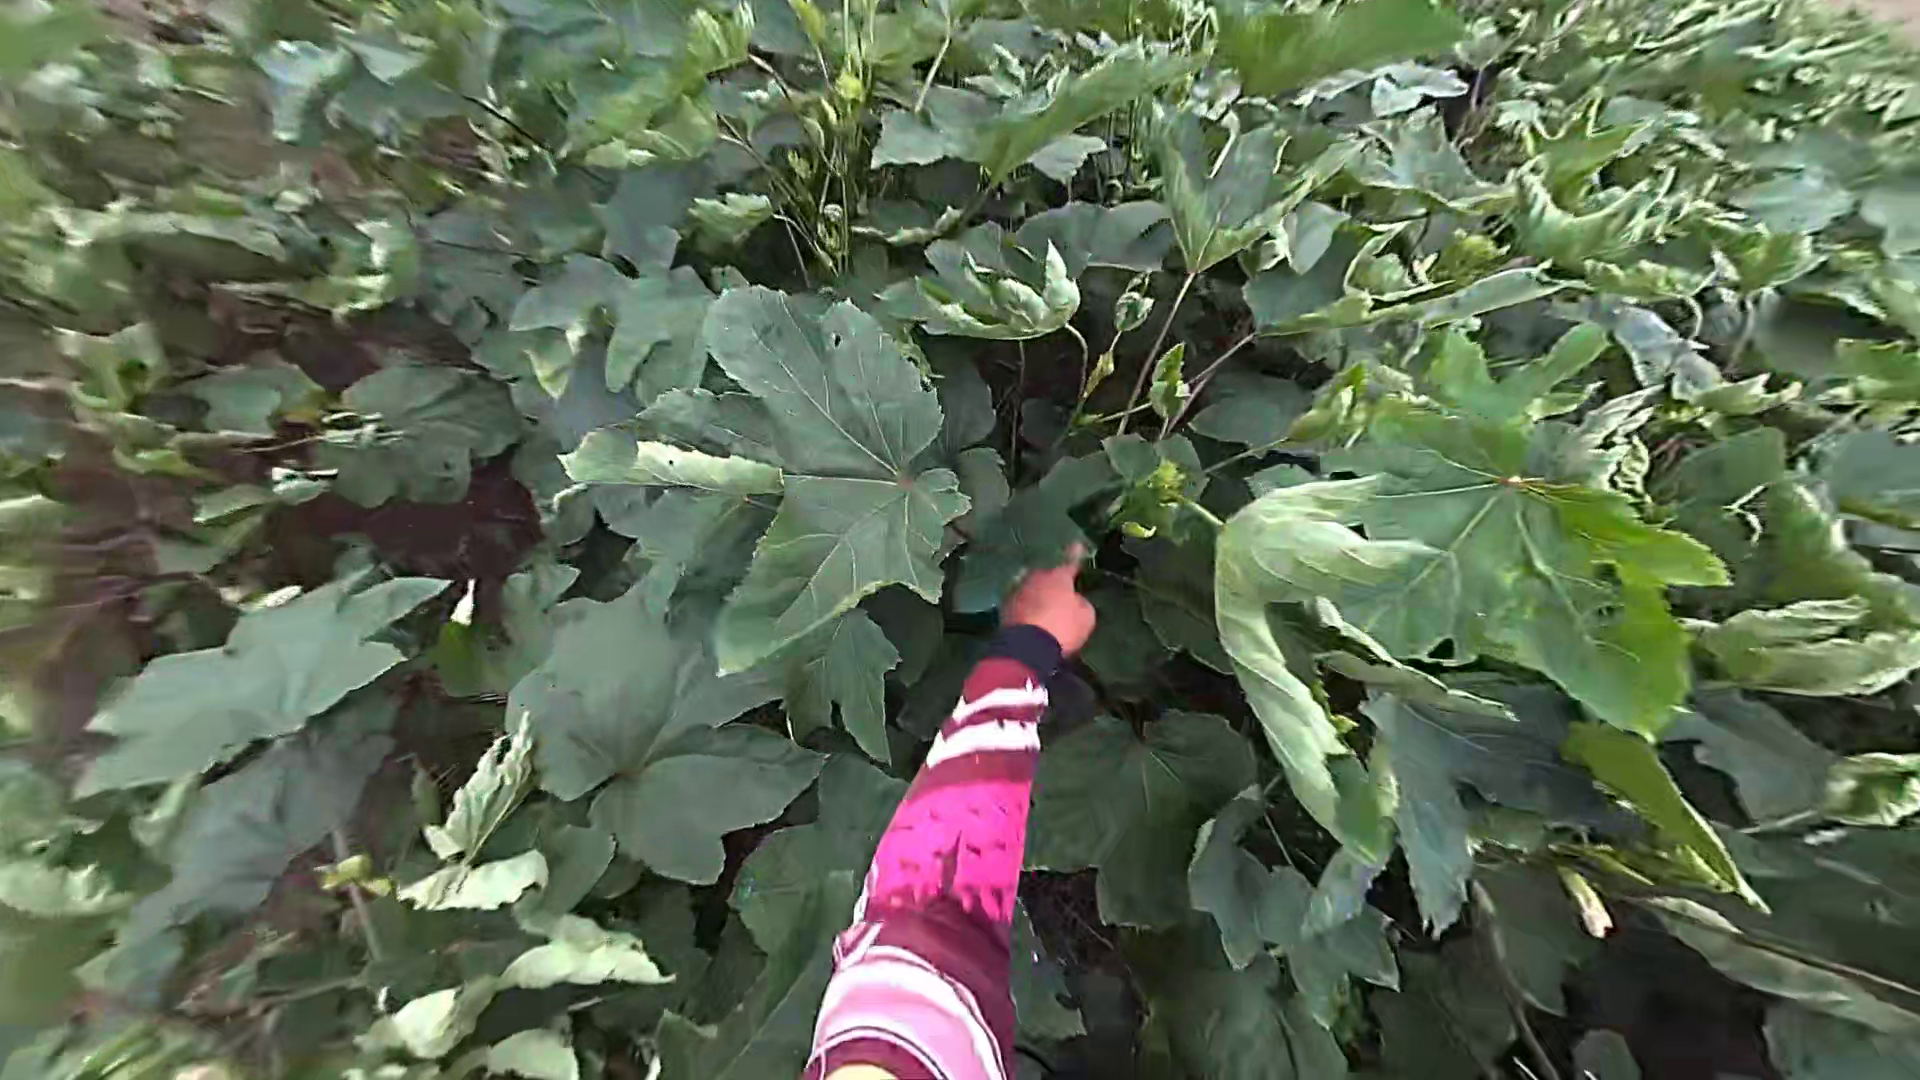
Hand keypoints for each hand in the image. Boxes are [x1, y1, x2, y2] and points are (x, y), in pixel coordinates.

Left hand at [1002, 544, 1096, 656]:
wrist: (1027, 646)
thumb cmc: (1062, 628)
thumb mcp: (1085, 617)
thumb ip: (1080, 603)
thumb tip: (1074, 600)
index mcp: (1058, 577)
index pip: (1069, 562)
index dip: (1074, 554)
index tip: (1077, 544)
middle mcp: (1035, 578)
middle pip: (1045, 574)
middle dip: (1051, 579)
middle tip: (1057, 589)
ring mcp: (1017, 592)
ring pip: (1030, 587)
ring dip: (1036, 593)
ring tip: (1042, 603)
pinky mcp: (1005, 608)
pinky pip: (1020, 602)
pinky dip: (1025, 606)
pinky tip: (1029, 615)